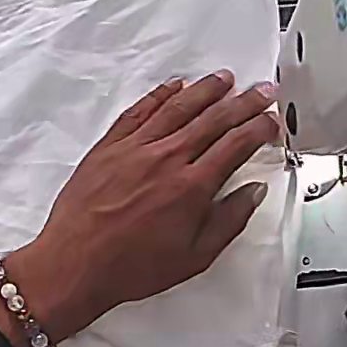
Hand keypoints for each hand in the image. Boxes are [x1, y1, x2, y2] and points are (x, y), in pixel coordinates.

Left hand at [4, 71, 279, 340]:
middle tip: (260, 92)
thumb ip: (229, 221)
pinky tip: (172, 87)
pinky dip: (159, 95)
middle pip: (213, 119)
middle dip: (243, 102)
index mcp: (191, 187)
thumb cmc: (129, 266)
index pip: (236, 145)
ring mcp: (135, 149)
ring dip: (205, 90)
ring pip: (178, 108)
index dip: (259, 128)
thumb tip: (251, 193)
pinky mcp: (109, 147)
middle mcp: (166, 160)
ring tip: (223, 79)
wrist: (75, 264)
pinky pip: (139, 111)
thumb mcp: (194, 257)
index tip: (270, 121)